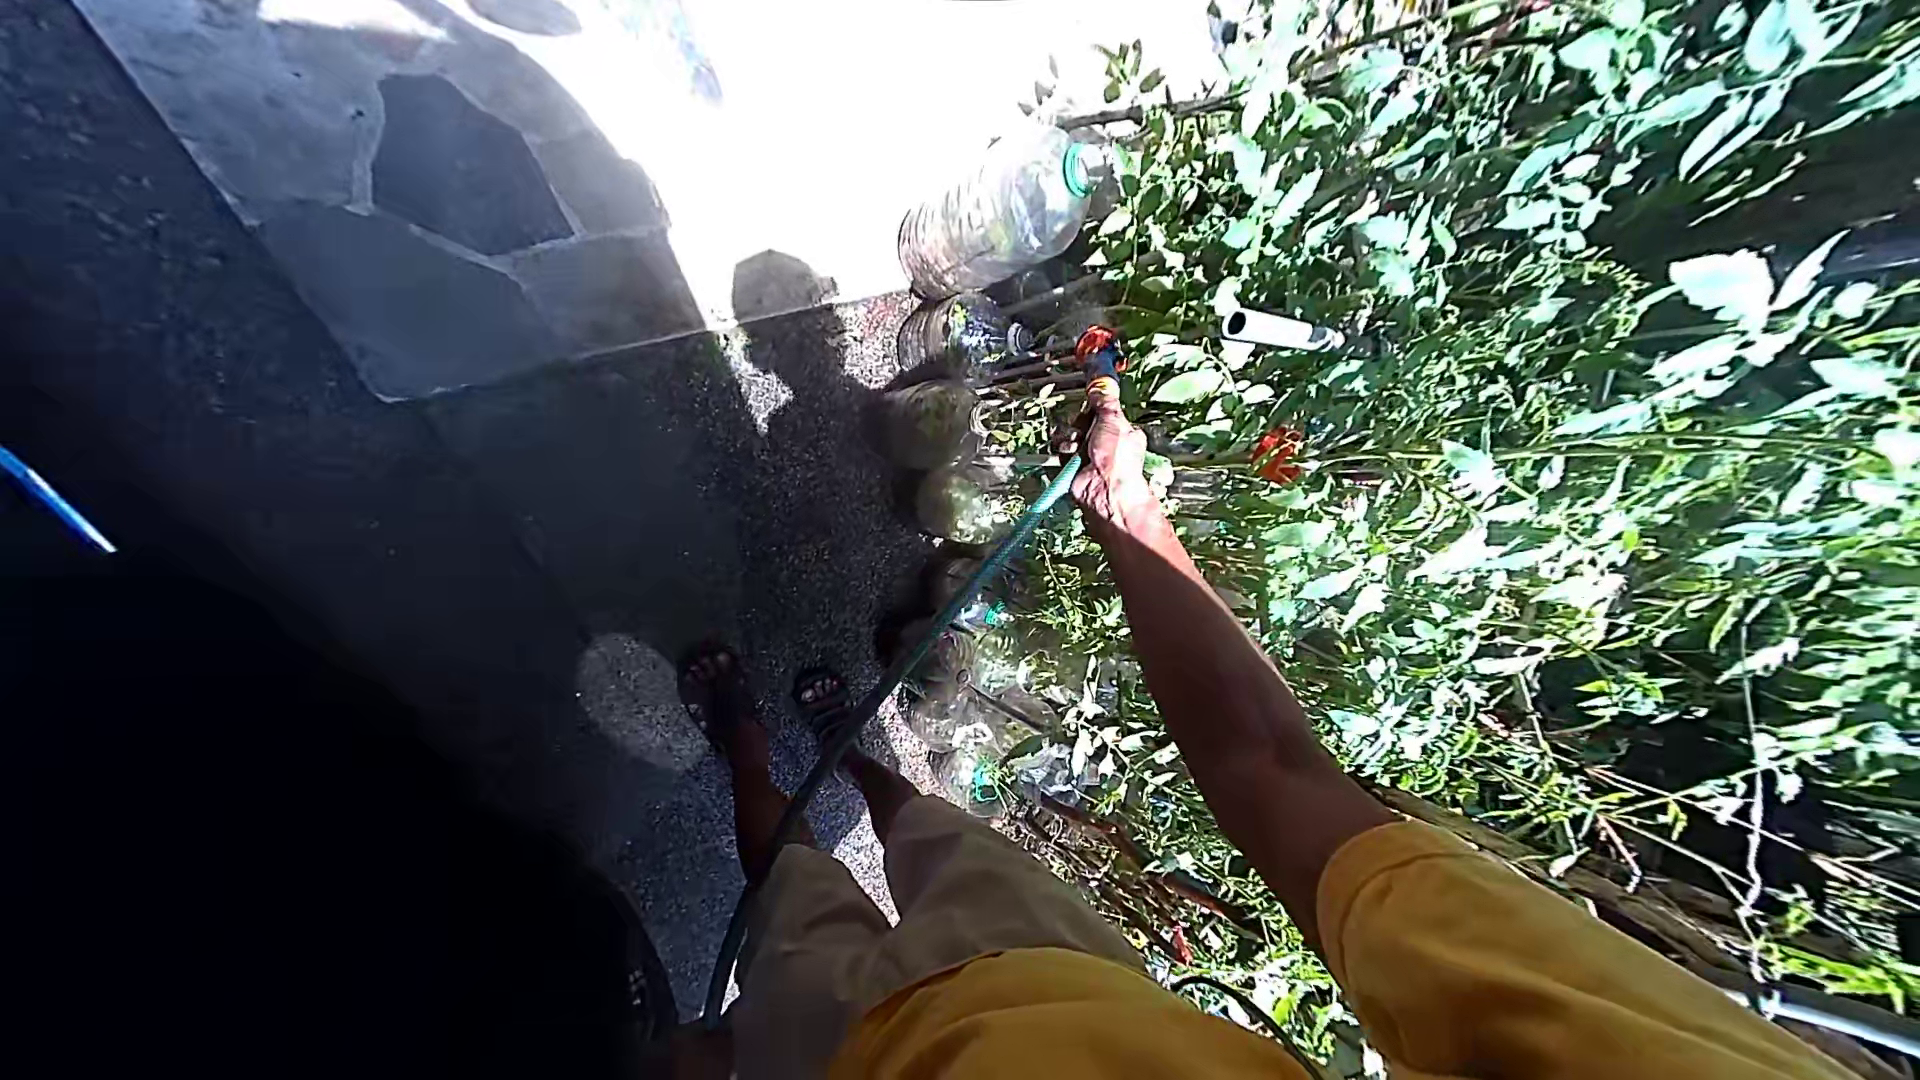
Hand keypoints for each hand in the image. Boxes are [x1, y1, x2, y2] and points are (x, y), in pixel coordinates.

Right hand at [1066, 382, 1159, 541]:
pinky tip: (1069, 454)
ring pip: (1069, 435)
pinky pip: (1060, 450)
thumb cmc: (1119, 460)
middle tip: (1084, 431)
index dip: (1094, 409)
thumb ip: (1105, 401)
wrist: (1106, 490)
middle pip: (1082, 422)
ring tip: (1076, 445)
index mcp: (1121, 432)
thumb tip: (1099, 385)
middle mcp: (1104, 444)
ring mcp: (1087, 456)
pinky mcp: (1072, 466)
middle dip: (1079, 424)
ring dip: (1069, 437)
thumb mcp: (1114, 420)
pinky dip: (1062, 450)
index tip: (1088, 403)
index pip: (1102, 412)